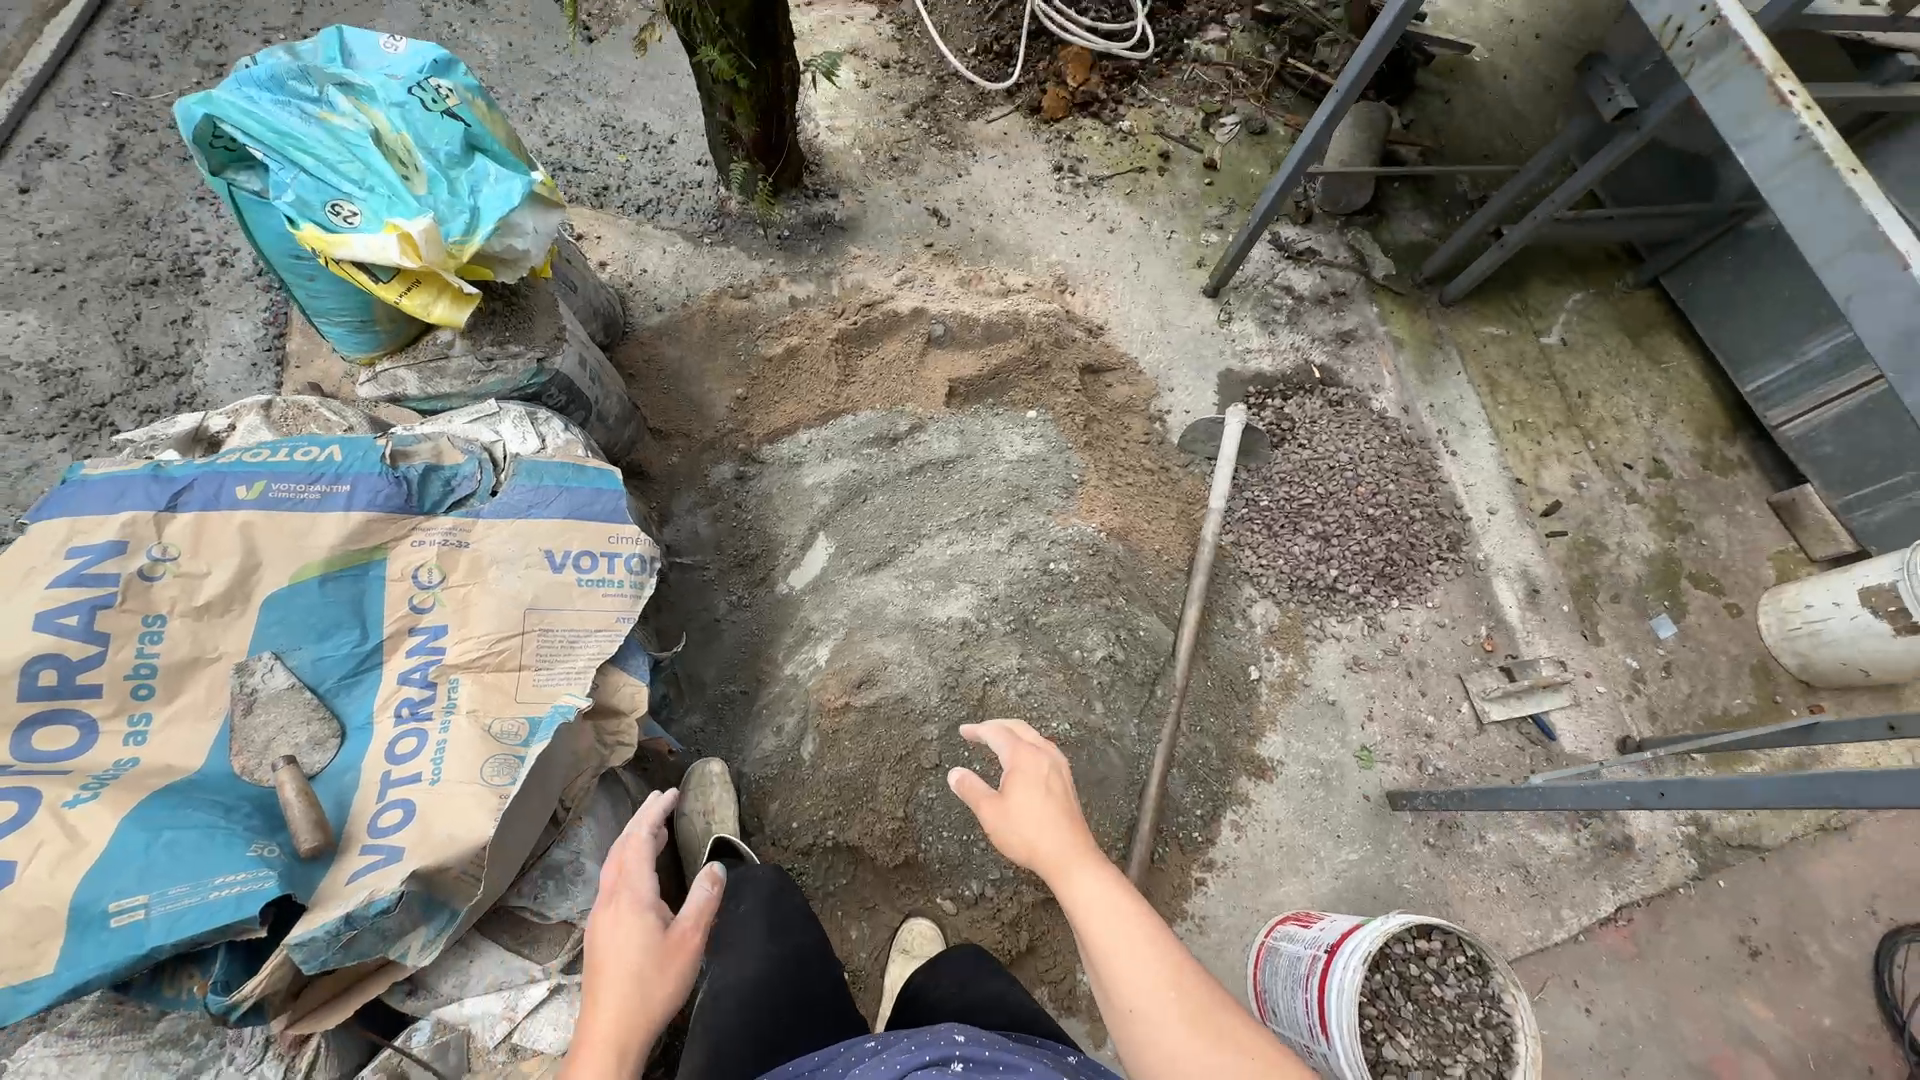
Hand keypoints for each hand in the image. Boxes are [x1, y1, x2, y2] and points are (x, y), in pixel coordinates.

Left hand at [567, 789, 726, 1077]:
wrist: (610, 1033)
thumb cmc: (653, 985)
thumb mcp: (690, 940)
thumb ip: (704, 899)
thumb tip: (716, 866)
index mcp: (631, 895)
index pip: (639, 839)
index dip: (655, 812)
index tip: (672, 793)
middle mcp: (609, 899)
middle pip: (621, 846)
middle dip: (641, 819)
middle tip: (662, 799)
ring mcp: (600, 916)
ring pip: (613, 864)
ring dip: (633, 839)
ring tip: (655, 828)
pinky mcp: (599, 932)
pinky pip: (611, 880)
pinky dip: (627, 860)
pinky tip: (641, 871)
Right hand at [947, 718, 1107, 885]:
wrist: (1069, 855)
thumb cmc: (1027, 834)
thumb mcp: (990, 812)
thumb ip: (970, 789)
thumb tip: (954, 773)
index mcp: (1023, 756)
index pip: (996, 733)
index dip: (978, 730)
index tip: (964, 731)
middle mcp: (1043, 753)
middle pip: (1018, 728)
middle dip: (996, 726)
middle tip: (978, 731)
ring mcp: (1058, 765)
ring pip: (1034, 736)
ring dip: (1014, 733)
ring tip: (999, 740)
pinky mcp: (1066, 778)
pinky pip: (1044, 748)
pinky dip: (1028, 744)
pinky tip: (1026, 758)